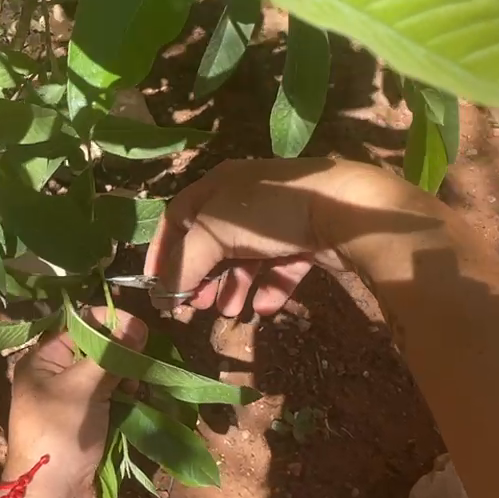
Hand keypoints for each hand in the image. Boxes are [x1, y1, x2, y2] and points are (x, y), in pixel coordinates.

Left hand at [1, 309, 147, 497]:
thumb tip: (138, 325)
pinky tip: (142, 399)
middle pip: (96, 350)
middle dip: (122, 353)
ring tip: (140, 387)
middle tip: (143, 360)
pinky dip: (128, 396)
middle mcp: (55, 376)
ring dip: (128, 377)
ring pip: (109, 375)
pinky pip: (113, 398)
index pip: (78, 326)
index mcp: (42, 360)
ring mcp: (73, 401)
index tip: (139, 327)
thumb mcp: (82, 387)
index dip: (108, 323)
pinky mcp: (90, 422)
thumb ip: (111, 355)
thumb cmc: (60, 434)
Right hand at [144, 158, 442, 317]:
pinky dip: (269, 288)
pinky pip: (280, 267)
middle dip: (200, 278)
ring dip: (232, 288)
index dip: (162, 253)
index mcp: (217, 185)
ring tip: (229, 312)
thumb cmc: (268, 213)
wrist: (343, 209)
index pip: (176, 219)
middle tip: (194, 308)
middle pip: (211, 243)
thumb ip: (184, 263)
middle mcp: (245, 198)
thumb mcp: (214, 232)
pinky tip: (266, 308)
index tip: (155, 287)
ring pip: (245, 259)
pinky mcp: (306, 239)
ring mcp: (277, 220)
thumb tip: (165, 294)